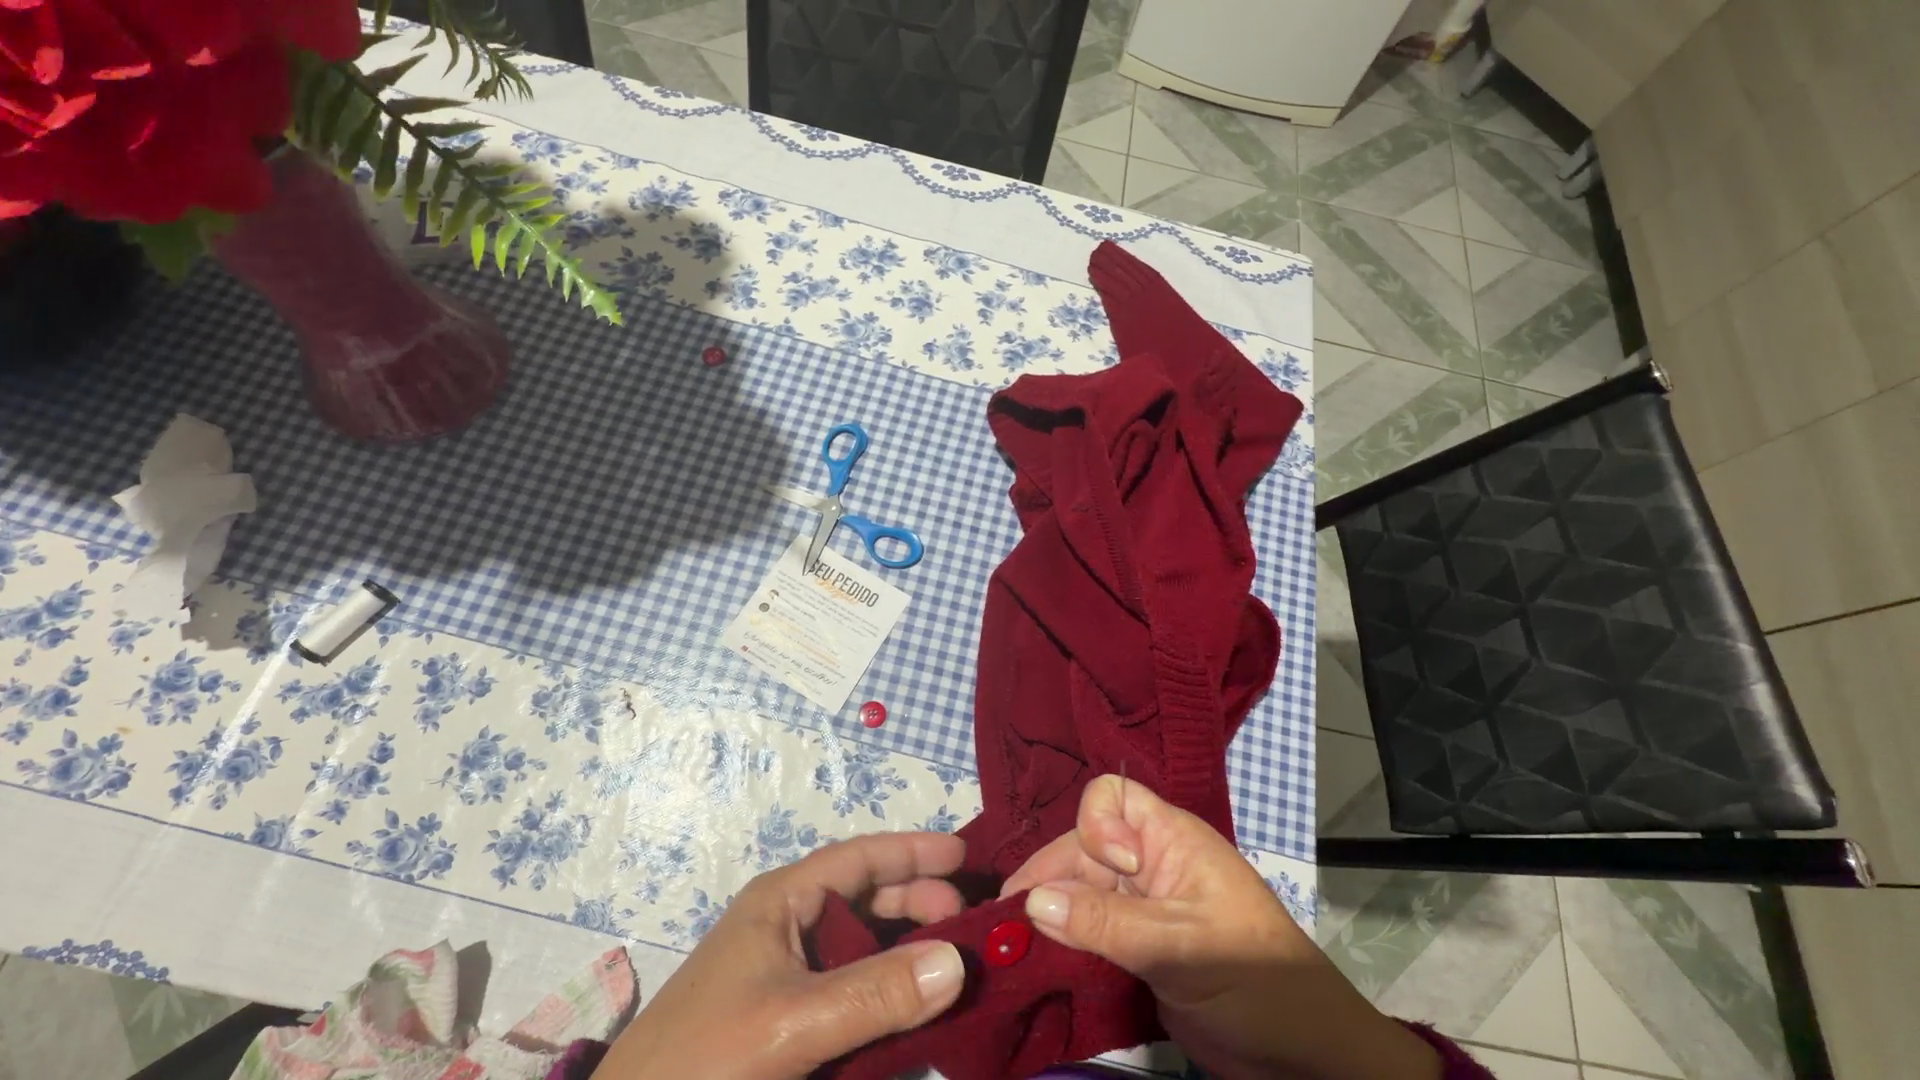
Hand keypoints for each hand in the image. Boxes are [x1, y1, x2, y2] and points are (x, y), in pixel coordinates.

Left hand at [595, 832, 968, 1079]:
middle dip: (919, 902)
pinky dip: (889, 990)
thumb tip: (958, 961)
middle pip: (866, 897)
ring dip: (908, 949)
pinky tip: (918, 1006)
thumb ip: (876, 993)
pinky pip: (852, 988)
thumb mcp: (795, 1022)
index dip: (913, 852)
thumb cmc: (708, 1058)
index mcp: (783, 901)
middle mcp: (787, 924)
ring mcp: (786, 971)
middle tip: (973, 923)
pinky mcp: (787, 1015)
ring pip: (862, 945)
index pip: (859, 858)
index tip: (966, 856)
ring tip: (957, 961)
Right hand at [1002, 776, 1441, 1079]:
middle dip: (1045, 880)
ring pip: (1075, 895)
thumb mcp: (1182, 947)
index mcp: (1169, 841)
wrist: (1304, 1055)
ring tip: (1005, 949)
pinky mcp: (1132, 950)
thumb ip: (1107, 924)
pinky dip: (1057, 946)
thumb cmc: (1258, 981)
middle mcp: (1147, 866)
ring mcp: (1138, 909)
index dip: (1095, 826)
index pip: (1111, 799)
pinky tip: (1030, 965)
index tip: (1103, 870)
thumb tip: (1032, 902)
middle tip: (1004, 927)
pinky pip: (1084, 934)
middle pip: (1080, 851)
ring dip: (1043, 918)